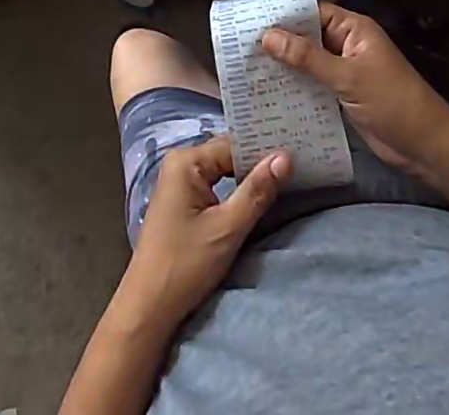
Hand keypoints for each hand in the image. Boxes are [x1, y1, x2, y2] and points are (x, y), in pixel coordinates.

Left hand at [114, 136, 288, 330]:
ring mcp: (179, 181)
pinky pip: (215, 184)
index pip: (233, 145)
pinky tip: (260, 193)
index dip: (264, 149)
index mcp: (186, 161)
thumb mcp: (227, 227)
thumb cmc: (185, 263)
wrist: (150, 303)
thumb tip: (285, 156)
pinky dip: (237, 188)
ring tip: (287, 174)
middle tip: (298, 160)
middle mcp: (180, 163)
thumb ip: (256, 190)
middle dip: (259, 161)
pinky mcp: (183, 200)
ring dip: (250, 176)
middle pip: (227, 154)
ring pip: (223, 170)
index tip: (298, 150)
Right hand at [261, 2, 448, 173]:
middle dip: (278, 41)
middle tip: (240, 44)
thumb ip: (307, 57)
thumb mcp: (347, 76)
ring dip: (283, 66)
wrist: (426, 147)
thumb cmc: (393, 103)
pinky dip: (294, 86)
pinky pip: (311, 84)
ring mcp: (343, 71)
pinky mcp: (340, 95)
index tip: (250, 19)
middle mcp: (346, 45)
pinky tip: (268, 92)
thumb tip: (267, 36)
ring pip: (306, 62)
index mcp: (354, 29)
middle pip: (306, 37)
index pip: (312, 12)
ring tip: (246, 67)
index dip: (283, 15)